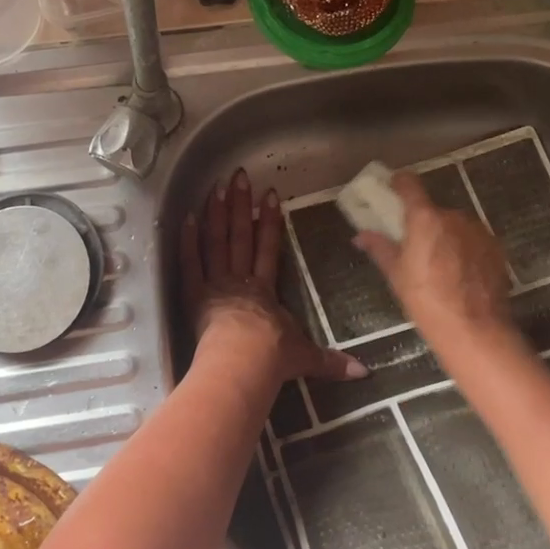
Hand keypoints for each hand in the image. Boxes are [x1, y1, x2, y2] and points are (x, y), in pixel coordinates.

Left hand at [181, 169, 365, 384]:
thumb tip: (365, 372)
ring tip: (216, 187)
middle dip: (242, 205)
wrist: (243, 363)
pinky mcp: (194, 294)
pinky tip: (185, 217)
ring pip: (215, 242)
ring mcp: (216, 284)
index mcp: (265, 290)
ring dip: (217, 214)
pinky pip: (189, 263)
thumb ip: (331, 361)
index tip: (271, 195)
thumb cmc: (274, 357)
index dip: (271, 221)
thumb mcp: (306, 358)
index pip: (268, 248)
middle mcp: (240, 279)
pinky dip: (187, 241)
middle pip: (241, 236)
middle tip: (239, 176)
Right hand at [353, 172, 515, 344]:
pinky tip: (461, 274)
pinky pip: (473, 239)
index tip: (392, 189)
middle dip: (424, 222)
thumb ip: (380, 248)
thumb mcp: (397, 275)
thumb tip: (360, 235)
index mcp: (425, 218)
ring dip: (446, 235)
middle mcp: (453, 216)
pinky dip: (465, 248)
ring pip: (455, 225)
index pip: (409, 184)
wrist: (475, 330)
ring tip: (440, 265)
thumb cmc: (427, 301)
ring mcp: (478, 230)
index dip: (399, 183)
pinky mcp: (496, 247)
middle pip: (433, 210)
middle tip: (415, 245)